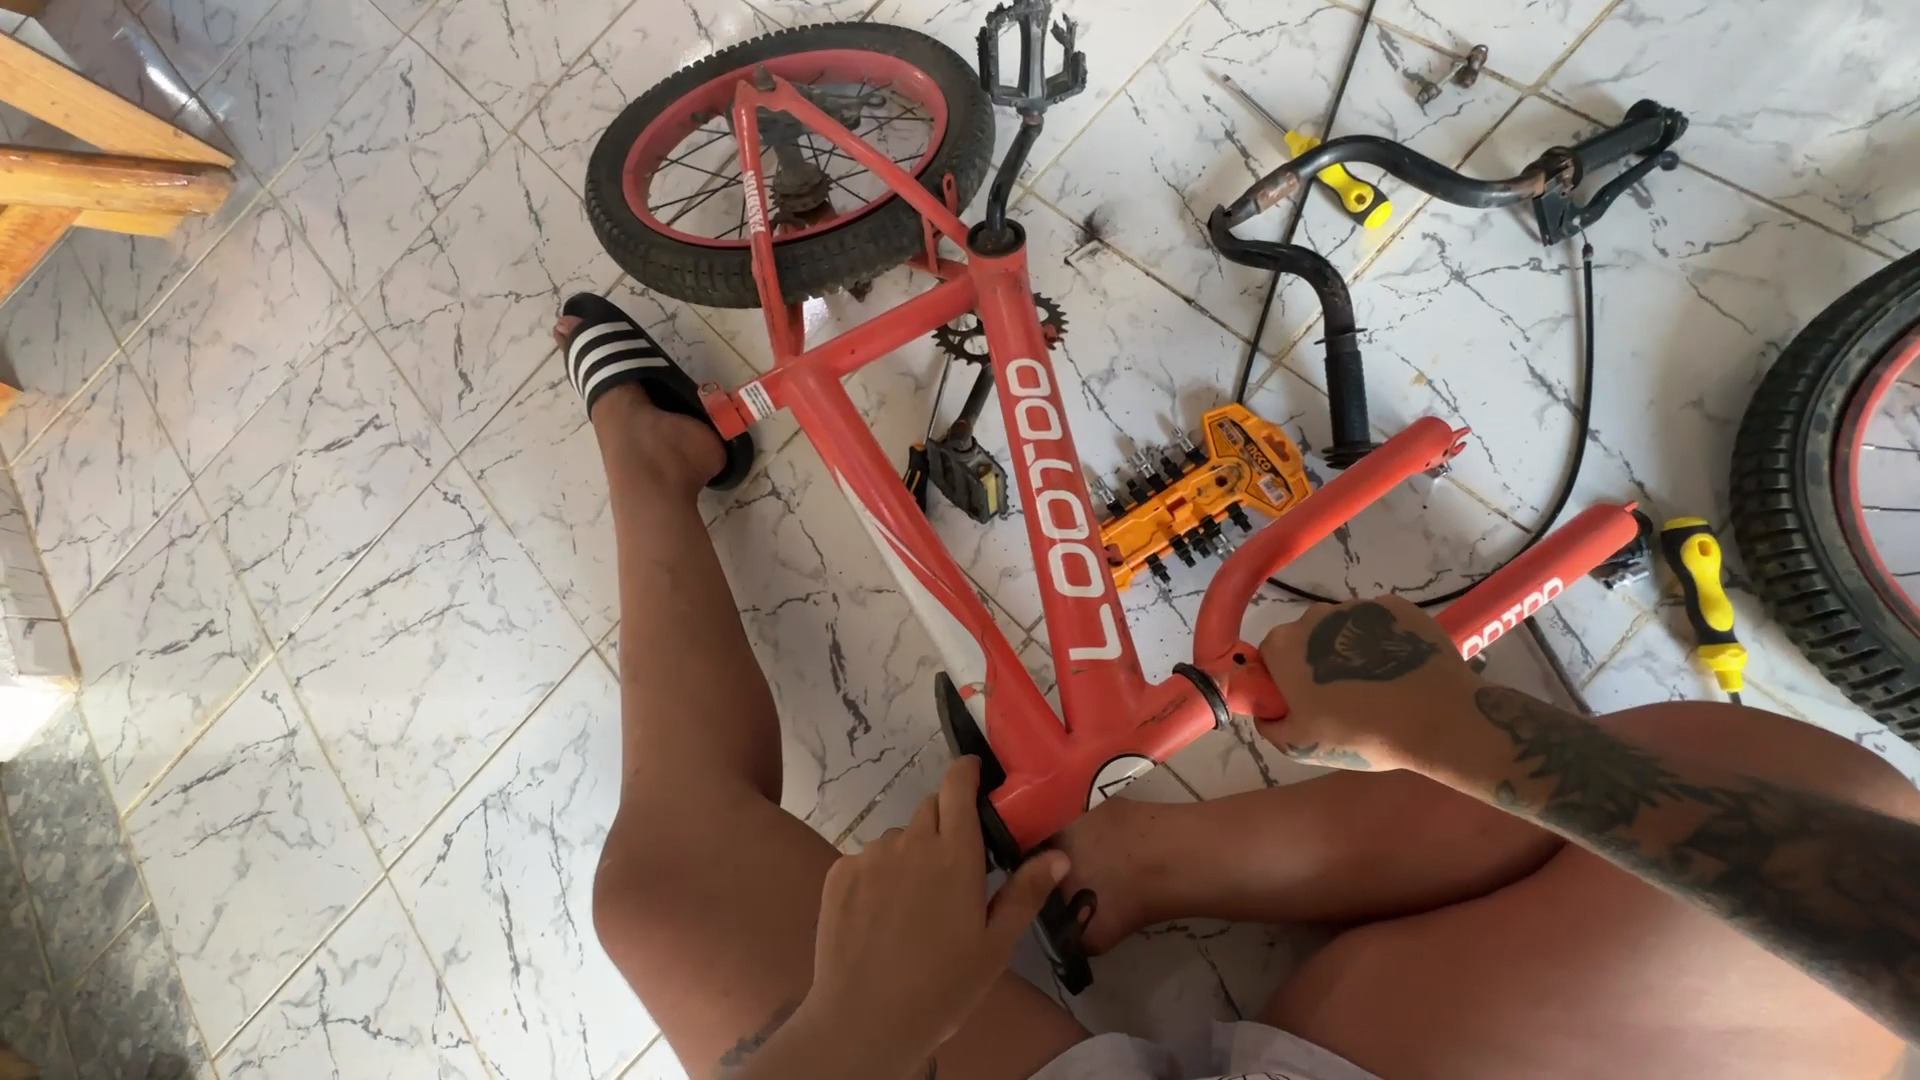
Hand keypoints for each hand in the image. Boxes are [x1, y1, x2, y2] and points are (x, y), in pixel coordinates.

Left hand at [804, 756, 1069, 1071]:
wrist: (864, 1022)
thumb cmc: (942, 987)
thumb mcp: (995, 946)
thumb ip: (1025, 893)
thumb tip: (1058, 855)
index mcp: (954, 855)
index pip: (958, 786)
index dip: (966, 771)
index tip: (973, 772)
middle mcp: (911, 842)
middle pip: (930, 810)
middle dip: (945, 824)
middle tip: (952, 868)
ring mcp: (871, 856)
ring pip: (899, 838)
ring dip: (910, 854)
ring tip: (912, 907)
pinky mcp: (839, 873)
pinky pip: (866, 860)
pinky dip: (877, 876)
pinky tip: (879, 918)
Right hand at [1255, 596, 1480, 772]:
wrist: (1441, 720)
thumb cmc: (1361, 732)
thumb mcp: (1300, 745)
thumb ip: (1269, 725)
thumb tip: (1267, 713)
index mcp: (1283, 645)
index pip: (1270, 657)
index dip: (1283, 680)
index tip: (1303, 702)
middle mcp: (1314, 616)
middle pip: (1307, 638)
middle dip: (1317, 662)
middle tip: (1342, 698)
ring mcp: (1359, 607)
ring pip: (1344, 629)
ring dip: (1351, 651)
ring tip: (1379, 685)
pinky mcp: (1399, 607)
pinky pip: (1380, 624)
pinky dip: (1384, 642)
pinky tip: (1401, 670)